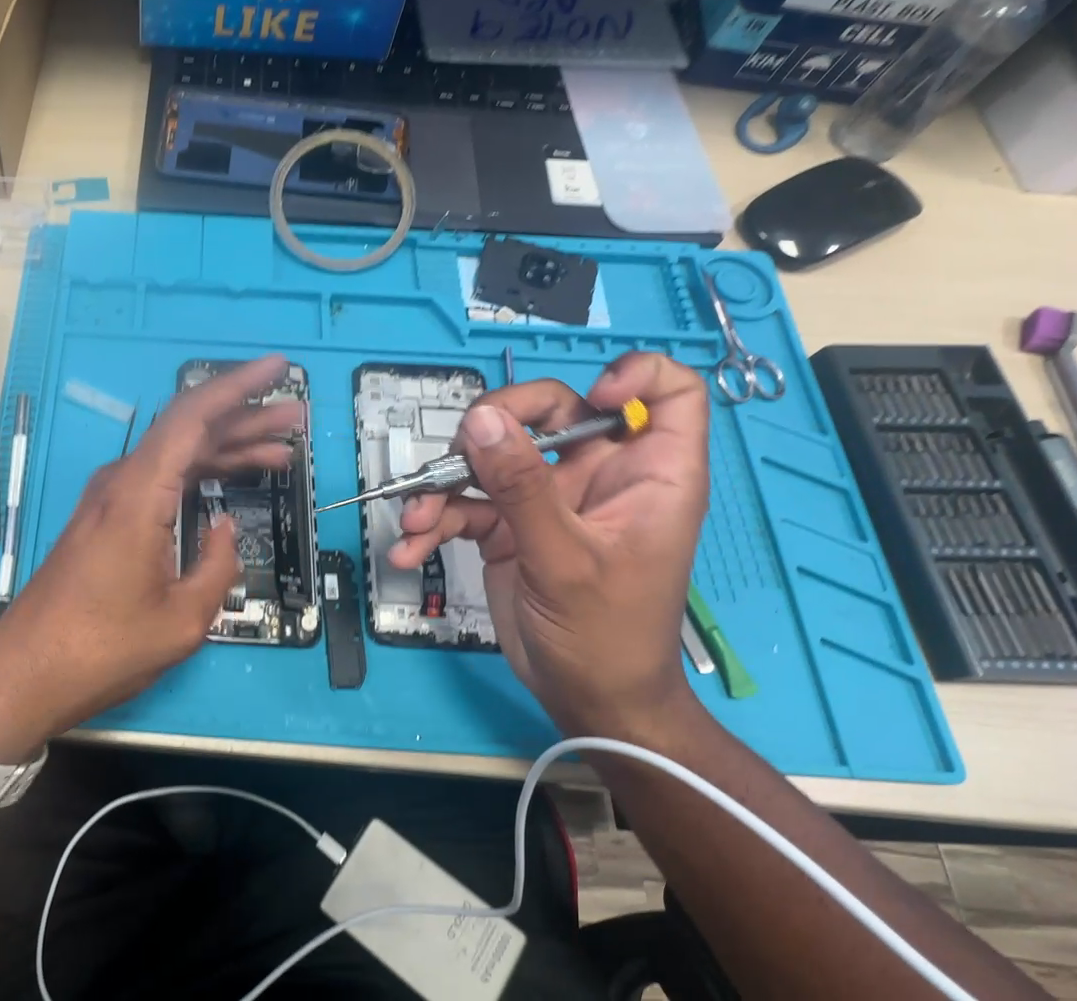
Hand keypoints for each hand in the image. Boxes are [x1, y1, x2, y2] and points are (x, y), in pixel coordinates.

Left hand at [0, 356, 303, 760]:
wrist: (27, 672)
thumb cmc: (102, 649)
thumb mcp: (181, 619)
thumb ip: (216, 566)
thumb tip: (225, 529)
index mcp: (137, 495)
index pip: (190, 418)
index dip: (236, 387)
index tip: (276, 367)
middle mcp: (119, 484)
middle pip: (186, 432)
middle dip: (244, 419)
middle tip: (296, 419)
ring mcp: (107, 501)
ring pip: (173, 456)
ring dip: (224, 449)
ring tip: (280, 449)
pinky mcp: (103, 521)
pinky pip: (158, 480)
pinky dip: (196, 475)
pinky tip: (228, 483)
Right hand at [389, 353, 710, 737]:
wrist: (583, 699)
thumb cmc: (606, 633)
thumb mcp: (564, 558)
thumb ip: (521, 487)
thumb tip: (480, 420)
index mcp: (646, 474)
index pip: (666, 393)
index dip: (631, 377)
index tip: (588, 396)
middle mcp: (597, 475)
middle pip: (551, 411)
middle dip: (497, 427)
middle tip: (462, 451)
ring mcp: (548, 500)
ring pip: (494, 456)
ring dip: (447, 483)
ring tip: (418, 519)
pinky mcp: (508, 526)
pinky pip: (465, 504)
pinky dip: (435, 523)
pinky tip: (410, 548)